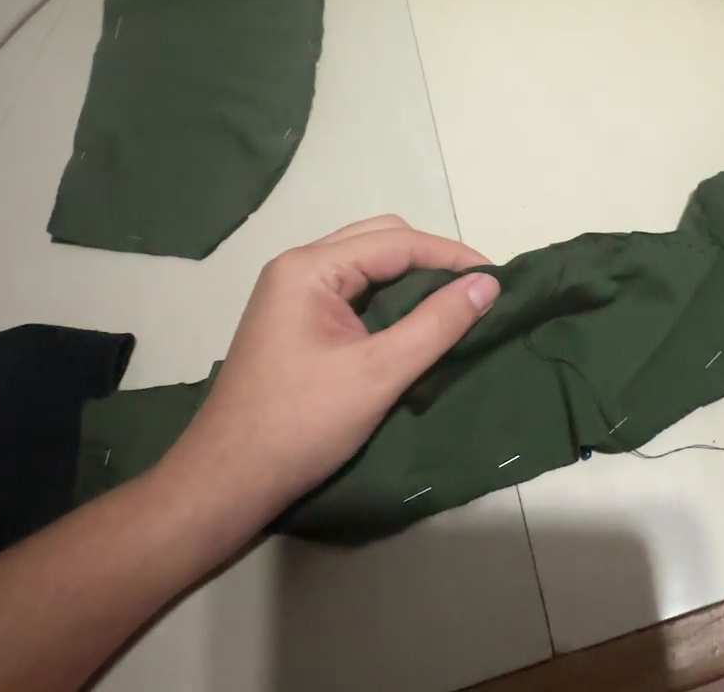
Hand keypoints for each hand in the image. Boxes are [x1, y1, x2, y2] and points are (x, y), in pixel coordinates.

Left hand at [157, 216, 498, 518]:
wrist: (226, 483)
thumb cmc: (300, 425)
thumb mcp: (379, 373)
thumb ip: (437, 324)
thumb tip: (488, 283)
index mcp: (309, 268)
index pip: (396, 241)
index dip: (451, 255)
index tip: (497, 277)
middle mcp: (298, 268)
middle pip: (380, 240)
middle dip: (431, 259)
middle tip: (475, 289)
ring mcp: (293, 294)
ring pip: (367, 264)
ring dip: (411, 277)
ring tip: (454, 302)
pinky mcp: (296, 320)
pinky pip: (354, 290)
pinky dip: (390, 298)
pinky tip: (415, 320)